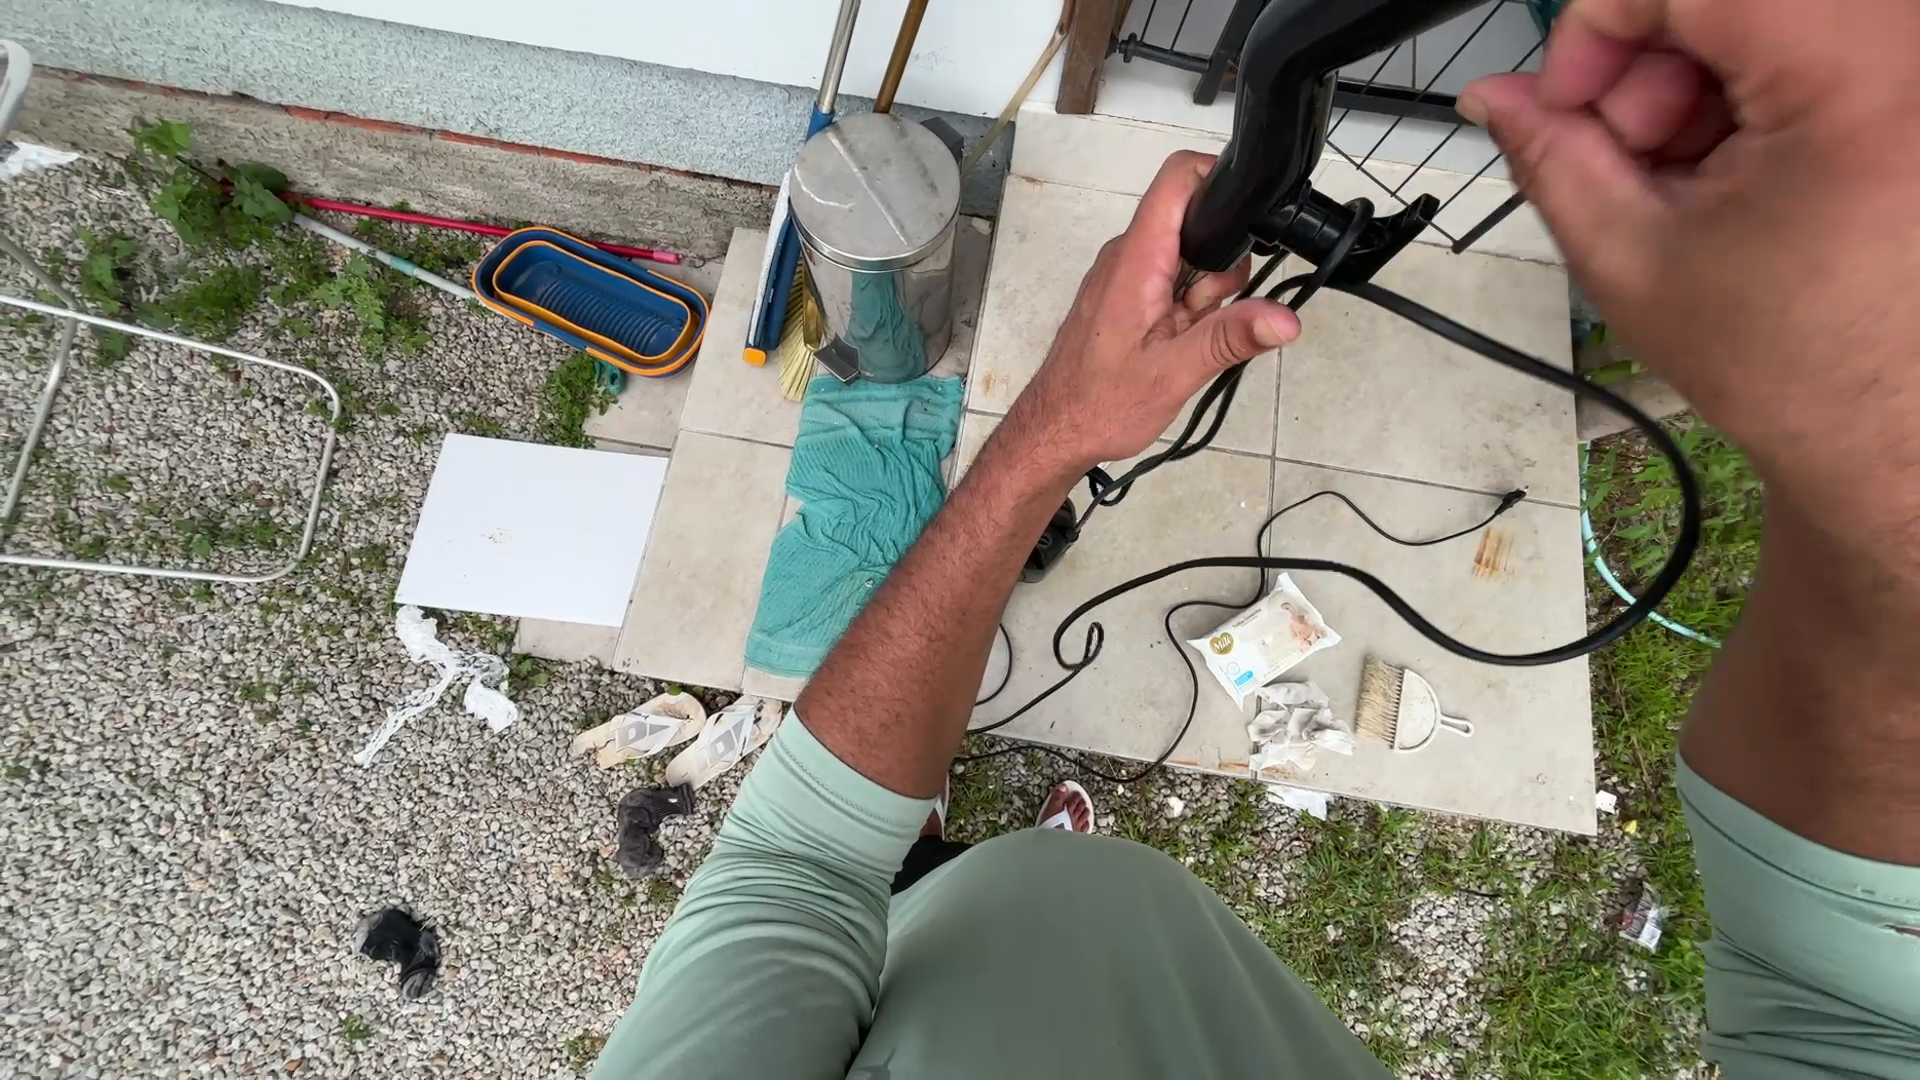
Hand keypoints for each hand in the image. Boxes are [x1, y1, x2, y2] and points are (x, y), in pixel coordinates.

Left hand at [1000, 152, 1297, 476]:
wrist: (1054, 432)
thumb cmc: (1099, 406)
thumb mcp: (1172, 375)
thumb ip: (1229, 339)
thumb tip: (1285, 319)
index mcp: (1136, 260)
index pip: (1178, 178)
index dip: (1220, 178)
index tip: (1250, 219)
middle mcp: (1124, 258)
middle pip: (1192, 222)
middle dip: (1220, 264)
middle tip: (1207, 317)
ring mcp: (1120, 278)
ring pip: (1184, 258)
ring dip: (1201, 295)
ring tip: (1184, 340)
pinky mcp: (1120, 299)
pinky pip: (1166, 284)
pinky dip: (1182, 310)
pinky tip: (1174, 345)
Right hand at [1459, 0, 1919, 556]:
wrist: (1886, 406)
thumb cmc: (1775, 348)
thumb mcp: (1623, 250)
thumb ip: (1550, 156)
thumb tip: (1496, 96)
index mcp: (1865, 75)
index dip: (1596, 26)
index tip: (1563, 100)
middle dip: (1649, 64)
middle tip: (1640, 157)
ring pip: (1763, 14)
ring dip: (1697, 79)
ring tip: (1696, 173)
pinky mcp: (1915, 75)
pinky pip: (1811, 37)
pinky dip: (1749, 84)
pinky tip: (1741, 159)